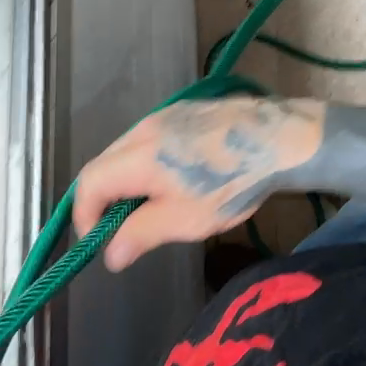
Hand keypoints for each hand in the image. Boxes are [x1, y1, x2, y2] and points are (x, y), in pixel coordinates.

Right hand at [73, 97, 325, 270]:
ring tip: (150, 208)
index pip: (89, 182)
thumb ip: (141, 234)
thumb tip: (109, 255)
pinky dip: (145, 164)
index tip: (100, 242)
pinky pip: (148, 139)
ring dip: (125, 181)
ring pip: (125, 149)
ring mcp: (164, 115)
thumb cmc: (232, 183)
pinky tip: (173, 181)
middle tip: (122, 230)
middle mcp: (143, 128)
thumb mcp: (186, 219)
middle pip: (104, 162)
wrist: (280, 139)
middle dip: (104, 199)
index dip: (85, 215)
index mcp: (138, 155)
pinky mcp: (184, 111)